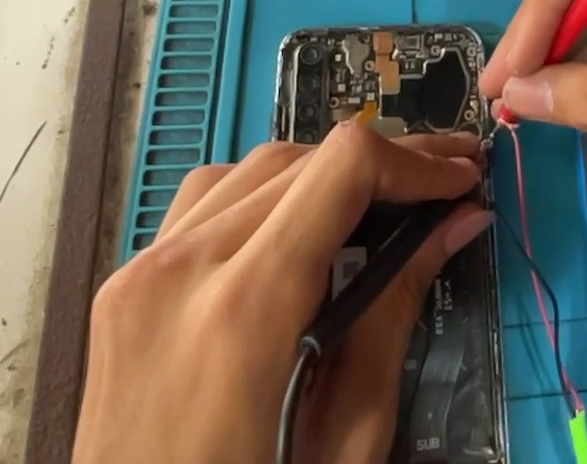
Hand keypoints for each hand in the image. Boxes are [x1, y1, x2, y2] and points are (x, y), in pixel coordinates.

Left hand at [74, 126, 493, 463]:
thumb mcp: (353, 429)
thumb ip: (399, 305)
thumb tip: (458, 220)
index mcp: (247, 308)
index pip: (343, 169)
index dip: (415, 161)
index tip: (460, 179)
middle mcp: (185, 267)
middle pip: (305, 158)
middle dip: (386, 163)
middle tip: (443, 180)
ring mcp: (144, 269)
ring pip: (255, 167)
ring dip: (326, 172)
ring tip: (380, 200)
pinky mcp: (125, 281)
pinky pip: (207, 198)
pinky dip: (265, 191)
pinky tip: (296, 221)